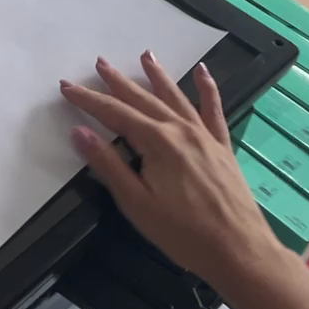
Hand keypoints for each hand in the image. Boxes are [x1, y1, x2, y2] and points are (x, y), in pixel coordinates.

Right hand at [59, 53, 300, 302]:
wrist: (241, 253)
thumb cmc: (184, 233)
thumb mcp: (137, 203)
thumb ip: (108, 165)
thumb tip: (79, 132)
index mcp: (156, 142)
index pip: (114, 113)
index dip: (88, 99)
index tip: (66, 86)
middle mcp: (179, 130)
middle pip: (142, 99)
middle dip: (118, 81)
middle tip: (99, 62)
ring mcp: (204, 136)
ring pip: (175, 97)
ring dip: (157, 75)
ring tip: (145, 55)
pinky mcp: (222, 147)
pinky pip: (214, 111)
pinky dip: (208, 89)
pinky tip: (202, 72)